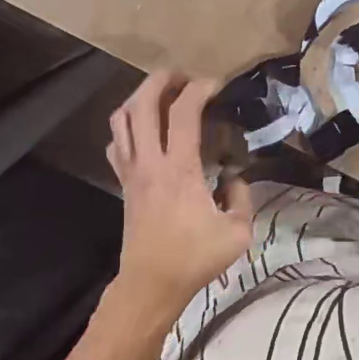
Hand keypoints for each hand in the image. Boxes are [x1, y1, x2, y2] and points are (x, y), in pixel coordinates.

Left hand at [106, 71, 253, 317]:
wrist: (151, 283)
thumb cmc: (194, 258)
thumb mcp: (237, 232)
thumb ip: (243, 197)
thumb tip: (235, 178)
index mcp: (179, 169)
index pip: (184, 111)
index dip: (200, 88)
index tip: (217, 84)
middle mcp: (149, 162)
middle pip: (142, 103)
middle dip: (161, 80)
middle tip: (182, 76)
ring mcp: (131, 172)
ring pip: (121, 120)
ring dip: (138, 99)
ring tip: (159, 96)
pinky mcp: (123, 184)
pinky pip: (116, 145)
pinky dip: (125, 129)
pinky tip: (141, 133)